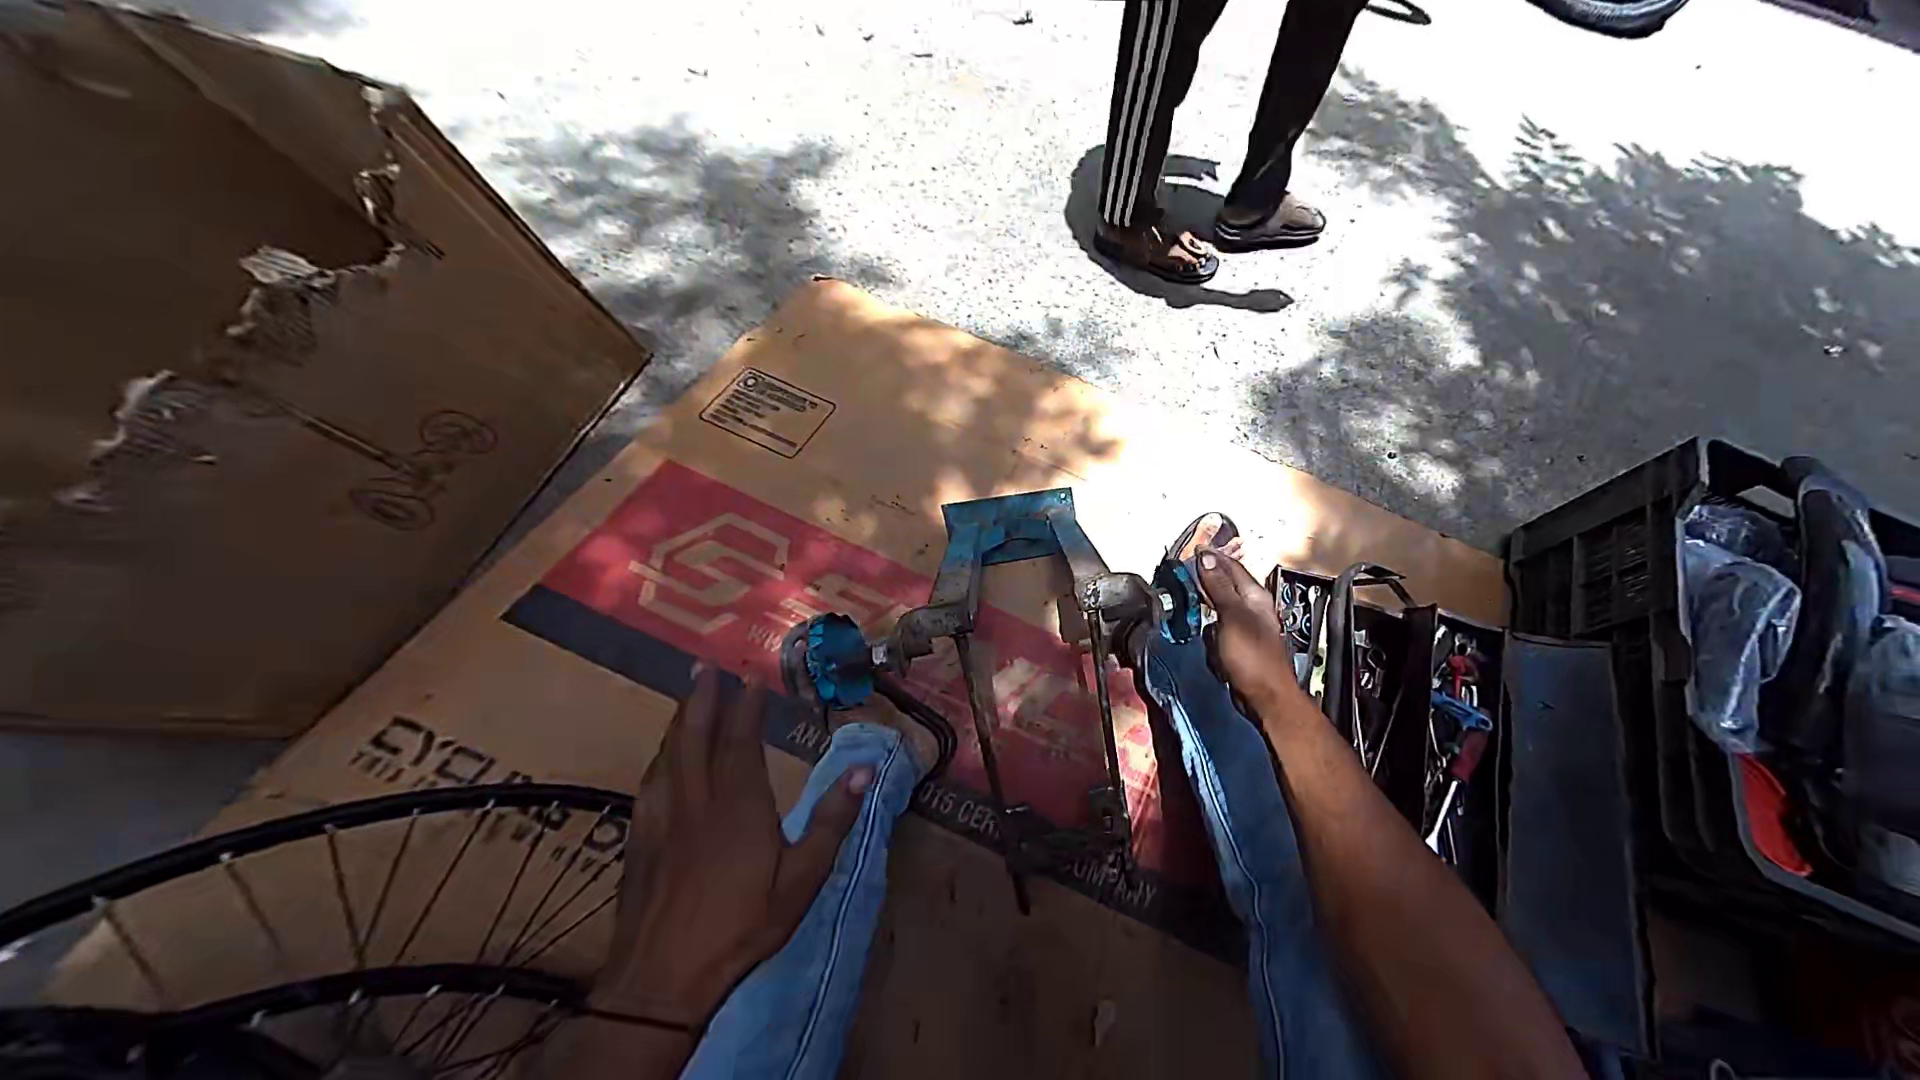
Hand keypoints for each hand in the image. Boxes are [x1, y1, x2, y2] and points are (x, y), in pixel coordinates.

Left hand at [596, 666, 869, 1026]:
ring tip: (686, 698)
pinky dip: (660, 756)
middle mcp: (697, 797)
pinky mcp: (641, 838)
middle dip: (702, 698)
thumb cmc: (743, 924)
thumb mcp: (804, 877)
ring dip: (679, 720)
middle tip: (704, 667)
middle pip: (696, 734)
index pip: (741, 738)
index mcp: (738, 801)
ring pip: (669, 753)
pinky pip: (651, 781)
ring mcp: (663, 817)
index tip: (751, 678)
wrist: (662, 978)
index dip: (746, 705)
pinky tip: (660, 758)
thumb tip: (863, 770)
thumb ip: (833, 820)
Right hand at [1194, 548, 1308, 718]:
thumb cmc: (1251, 656)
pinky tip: (1204, 632)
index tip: (1191, 548)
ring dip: (1207, 604)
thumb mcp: (1232, 616)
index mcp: (1254, 596)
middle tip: (1183, 573)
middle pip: (1225, 584)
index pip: (1231, 567)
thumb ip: (1218, 586)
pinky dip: (1209, 626)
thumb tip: (1206, 557)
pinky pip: (1219, 626)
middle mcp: (1252, 607)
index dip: (1212, 556)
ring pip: (1220, 606)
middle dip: (1206, 578)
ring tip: (1192, 601)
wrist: (1265, 696)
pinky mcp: (1239, 643)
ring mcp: (1246, 625)